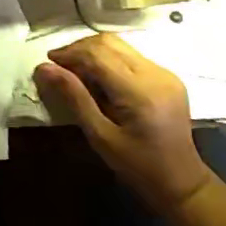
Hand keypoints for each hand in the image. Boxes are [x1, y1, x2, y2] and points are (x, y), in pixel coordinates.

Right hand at [34, 34, 213, 213]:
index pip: (97, 55)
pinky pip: (130, 55)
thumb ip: (74, 98)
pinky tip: (99, 77)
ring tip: (76, 70)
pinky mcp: (167, 76)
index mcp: (140, 92)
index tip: (48, 63)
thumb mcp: (100, 136)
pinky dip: (108, 58)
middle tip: (59, 65)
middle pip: (108, 43)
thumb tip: (44, 68)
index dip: (69, 54)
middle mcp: (155, 75)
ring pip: (119, 45)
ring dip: (93, 51)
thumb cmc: (138, 166)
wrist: (182, 181)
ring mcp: (164, 73)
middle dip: (79, 49)